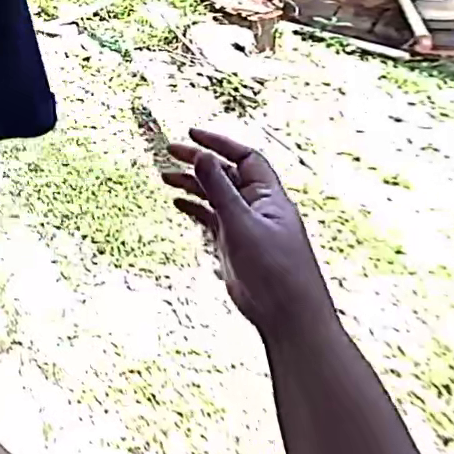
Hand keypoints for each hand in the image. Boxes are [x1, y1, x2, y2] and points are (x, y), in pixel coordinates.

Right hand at [162, 124, 337, 339]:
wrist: (289, 319)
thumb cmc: (275, 270)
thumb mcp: (242, 224)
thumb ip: (219, 189)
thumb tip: (201, 155)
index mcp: (269, 197)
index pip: (245, 158)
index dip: (219, 143)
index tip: (191, 134)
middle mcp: (257, 207)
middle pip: (225, 174)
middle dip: (198, 161)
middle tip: (169, 151)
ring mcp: (245, 225)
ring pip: (215, 195)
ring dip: (192, 184)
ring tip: (165, 177)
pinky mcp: (234, 244)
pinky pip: (211, 217)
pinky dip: (194, 208)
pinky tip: (178, 203)